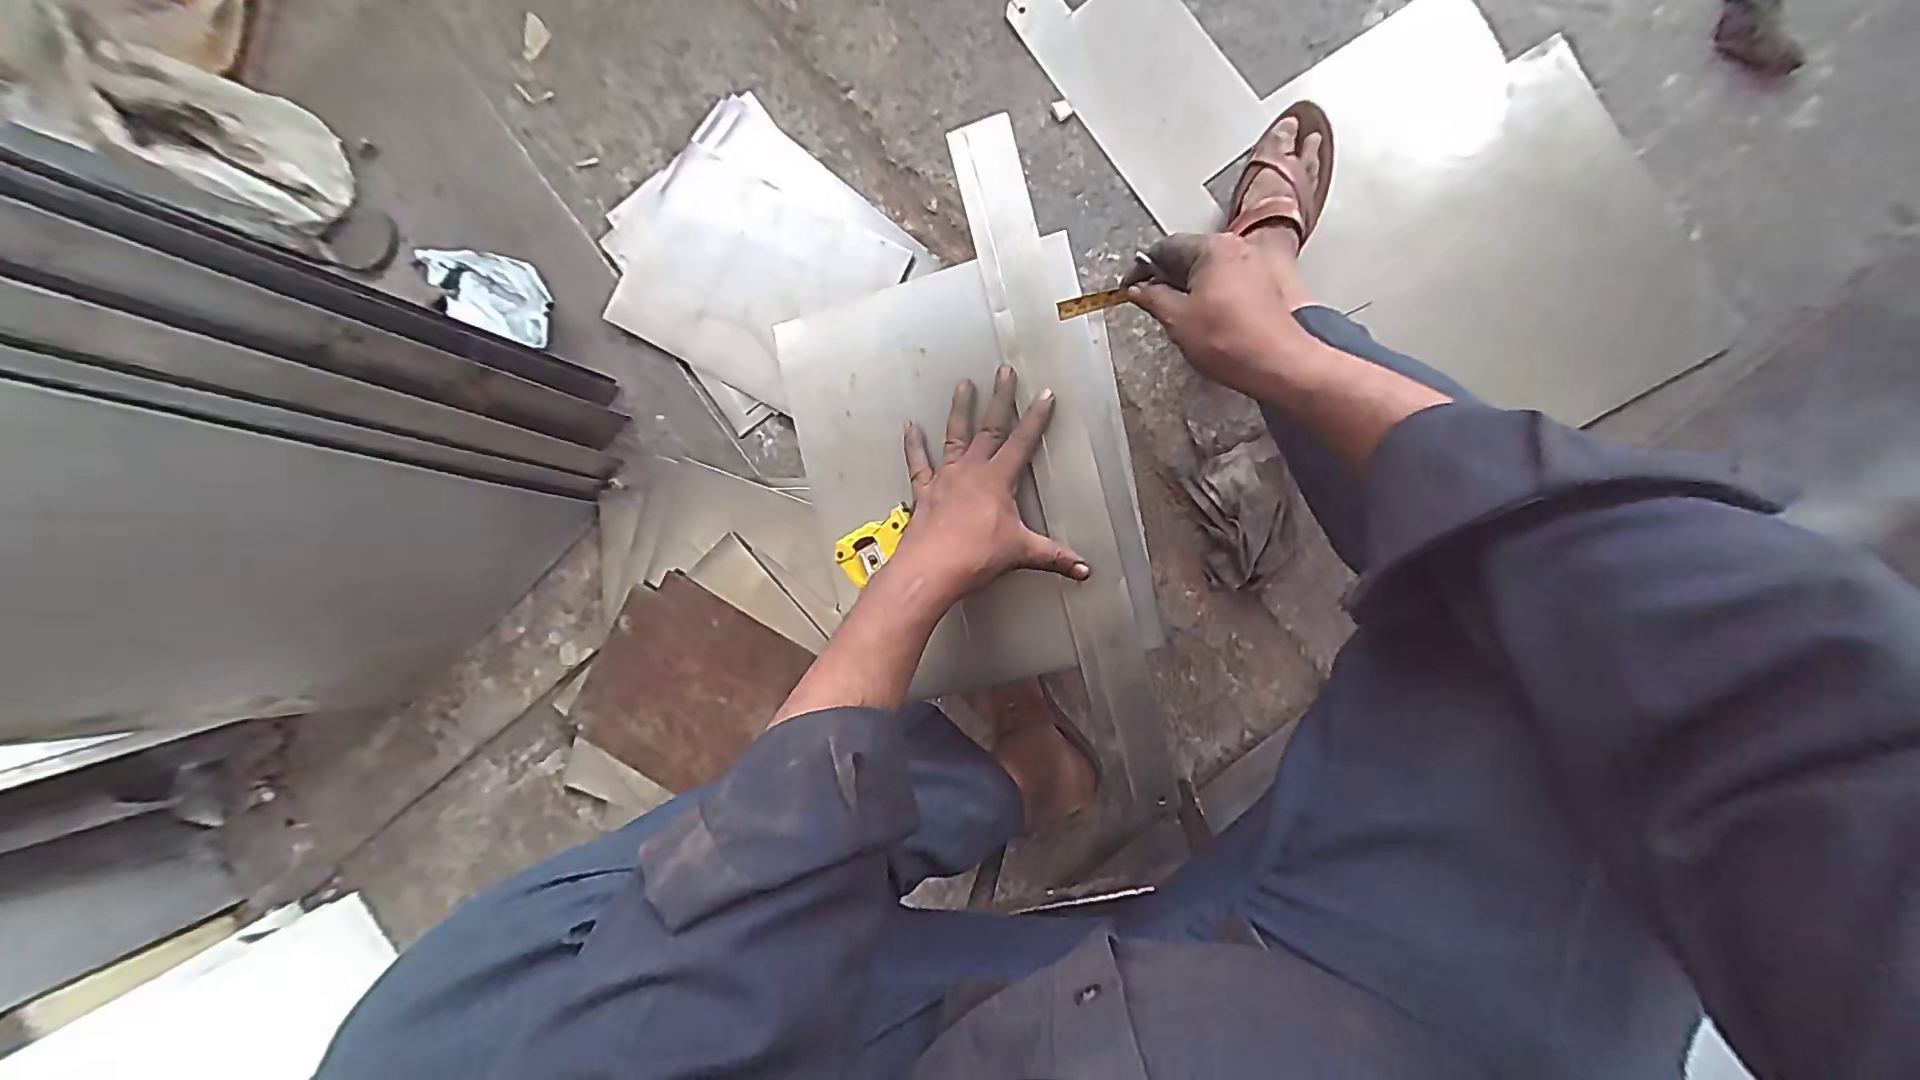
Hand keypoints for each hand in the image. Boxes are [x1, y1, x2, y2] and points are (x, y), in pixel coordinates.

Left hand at [890, 365, 1089, 606]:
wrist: (932, 568)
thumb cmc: (975, 556)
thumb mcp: (1021, 552)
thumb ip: (1053, 556)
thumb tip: (1083, 569)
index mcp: (997, 480)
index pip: (1022, 441)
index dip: (1036, 417)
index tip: (1045, 394)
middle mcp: (971, 471)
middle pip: (989, 427)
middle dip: (999, 398)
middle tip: (1003, 371)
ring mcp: (945, 478)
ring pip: (954, 435)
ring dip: (960, 409)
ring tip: (963, 385)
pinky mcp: (925, 491)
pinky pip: (918, 463)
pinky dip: (914, 445)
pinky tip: (910, 428)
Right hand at [1124, 232, 1316, 398]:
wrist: (1274, 362)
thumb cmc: (1228, 340)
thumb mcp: (1176, 318)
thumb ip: (1152, 298)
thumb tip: (1138, 289)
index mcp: (1212, 248)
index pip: (1166, 247)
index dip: (1142, 268)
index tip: (1130, 287)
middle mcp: (1236, 248)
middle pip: (1189, 255)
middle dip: (1165, 277)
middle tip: (1149, 301)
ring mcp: (1253, 265)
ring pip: (1208, 269)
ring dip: (1187, 287)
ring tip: (1174, 314)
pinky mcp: (1263, 286)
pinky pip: (1227, 281)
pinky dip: (1208, 293)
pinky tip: (1200, 317)